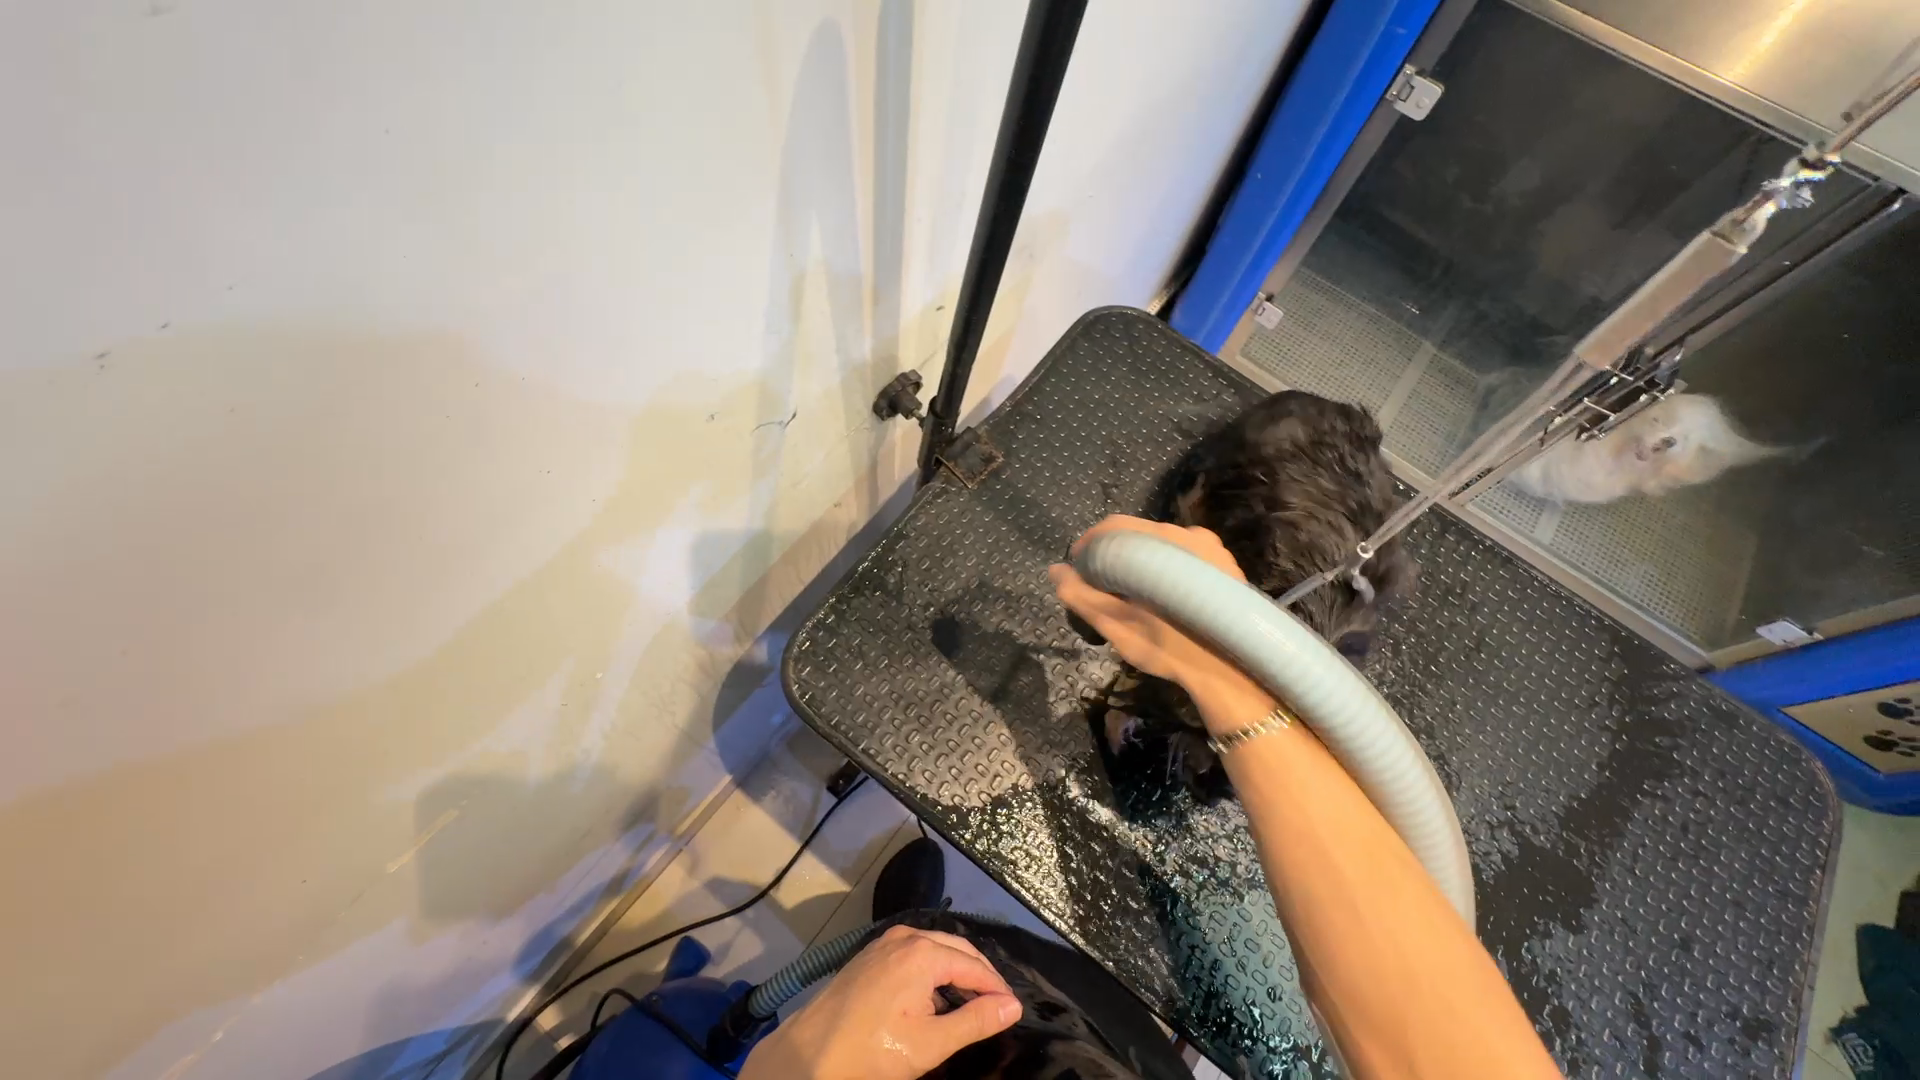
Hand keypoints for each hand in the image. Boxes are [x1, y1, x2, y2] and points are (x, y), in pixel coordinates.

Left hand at [738, 925, 1021, 1079]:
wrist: (809, 1055)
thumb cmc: (872, 1052)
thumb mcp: (929, 1044)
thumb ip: (974, 1021)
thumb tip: (1012, 1006)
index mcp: (922, 952)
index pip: (974, 965)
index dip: (997, 989)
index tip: (1013, 1010)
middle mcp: (906, 936)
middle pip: (956, 949)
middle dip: (979, 975)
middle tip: (997, 1005)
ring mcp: (885, 942)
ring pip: (934, 948)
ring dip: (955, 970)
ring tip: (971, 1002)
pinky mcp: (871, 954)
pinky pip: (914, 952)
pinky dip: (932, 968)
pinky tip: (935, 994)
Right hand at [1049, 515, 1267, 711]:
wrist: (1232, 674)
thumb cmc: (1169, 646)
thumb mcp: (1116, 623)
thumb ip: (1081, 594)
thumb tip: (1055, 571)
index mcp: (1161, 540)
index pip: (1112, 526)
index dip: (1088, 546)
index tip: (1077, 572)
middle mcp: (1189, 534)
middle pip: (1138, 535)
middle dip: (1113, 557)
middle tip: (1102, 589)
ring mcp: (1212, 550)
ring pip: (1162, 548)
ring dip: (1140, 565)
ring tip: (1131, 597)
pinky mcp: (1226, 568)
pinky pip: (1184, 559)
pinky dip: (1164, 572)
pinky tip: (1161, 601)